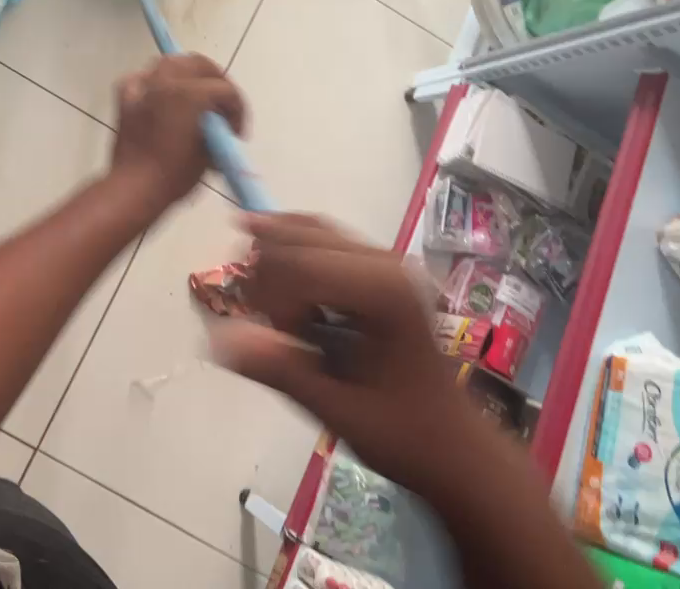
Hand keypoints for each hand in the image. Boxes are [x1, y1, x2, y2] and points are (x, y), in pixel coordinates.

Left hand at [109, 54, 244, 205]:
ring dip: (187, 74)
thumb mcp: (209, 153)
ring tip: (195, 96)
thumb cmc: (174, 176)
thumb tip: (219, 125)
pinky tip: (161, 97)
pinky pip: (143, 78)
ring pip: (170, 63)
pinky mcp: (125, 97)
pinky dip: (154, 83)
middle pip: (198, 63)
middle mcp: (165, 81)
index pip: (225, 89)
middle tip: (222, 104)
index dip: (237, 109)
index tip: (236, 132)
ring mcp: (142, 86)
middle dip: (216, 80)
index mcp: (189, 93)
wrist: (133, 189)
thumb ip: (217, 129)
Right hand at [211, 213, 478, 492]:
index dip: (269, 294)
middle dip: (267, 263)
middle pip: (307, 238)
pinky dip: (295, 246)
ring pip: (315, 231)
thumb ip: (284, 370)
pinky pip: (327, 241)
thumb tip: (221, 341)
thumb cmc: (405, 435)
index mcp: (384, 294)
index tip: (258, 330)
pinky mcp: (382, 272)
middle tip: (241, 296)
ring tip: (244, 271)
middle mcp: (388, 265)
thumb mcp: (340, 411)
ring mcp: (388, 264)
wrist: (458, 447)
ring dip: (276, 248)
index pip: (304, 268)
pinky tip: (268, 254)